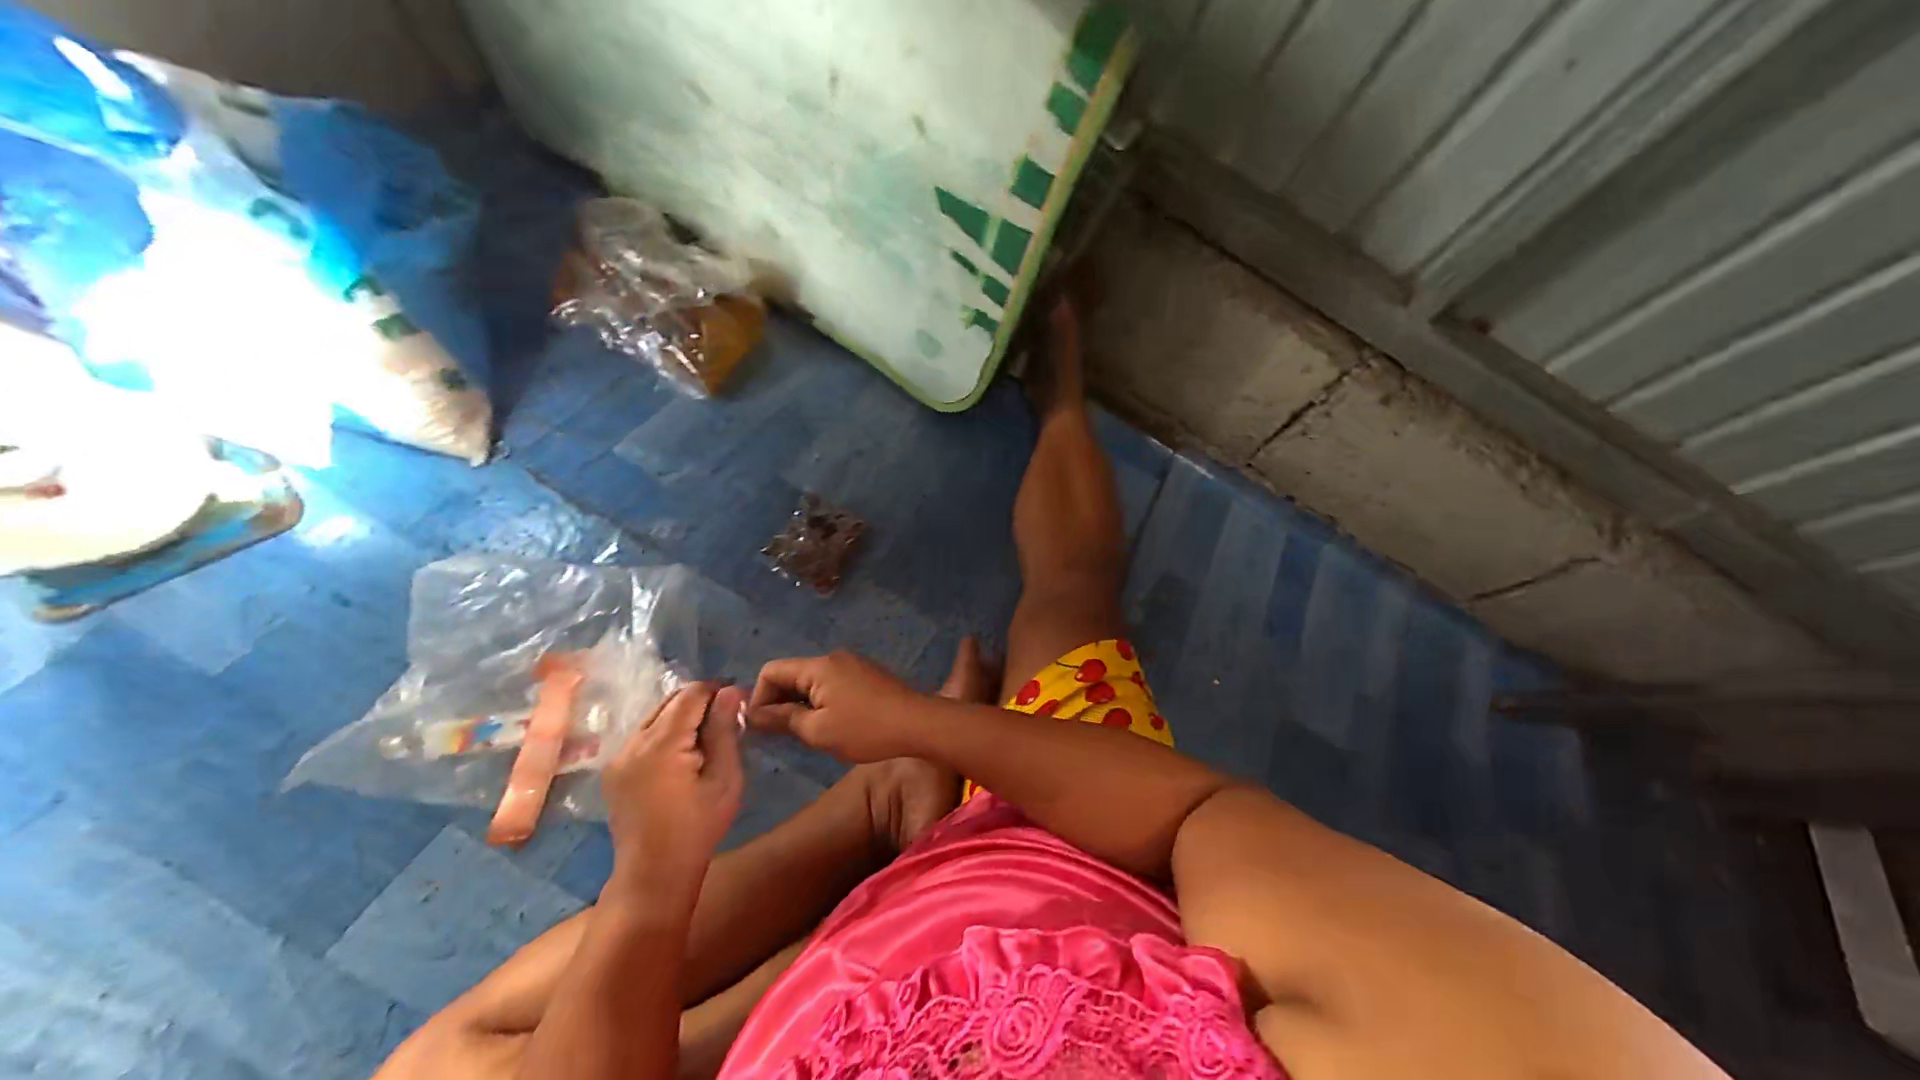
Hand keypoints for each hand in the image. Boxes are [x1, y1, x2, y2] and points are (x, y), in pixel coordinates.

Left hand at [602, 682, 744, 889]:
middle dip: (699, 701)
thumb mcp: (724, 778)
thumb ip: (724, 731)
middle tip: (726, 718)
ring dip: (681, 717)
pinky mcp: (613, 771)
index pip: (690, 694)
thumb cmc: (698, 827)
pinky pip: (643, 736)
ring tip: (706, 737)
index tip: (738, 700)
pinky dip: (665, 734)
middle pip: (669, 700)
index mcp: (661, 744)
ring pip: (654, 716)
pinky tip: (683, 755)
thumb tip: (730, 691)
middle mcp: (632, 742)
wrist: (653, 874)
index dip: (716, 690)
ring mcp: (618, 757)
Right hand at [747, 650, 932, 762]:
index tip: (762, 726)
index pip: (771, 671)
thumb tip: (753, 714)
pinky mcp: (866, 676)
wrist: (919, 723)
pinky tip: (830, 725)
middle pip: (792, 674)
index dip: (759, 697)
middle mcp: (834, 658)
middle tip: (779, 734)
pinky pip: (832, 684)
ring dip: (801, 704)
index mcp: (818, 667)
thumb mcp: (818, 731)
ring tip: (805, 733)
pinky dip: (822, 702)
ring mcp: (853, 665)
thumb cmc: (866, 729)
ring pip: (812, 681)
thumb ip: (783, 720)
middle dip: (779, 701)